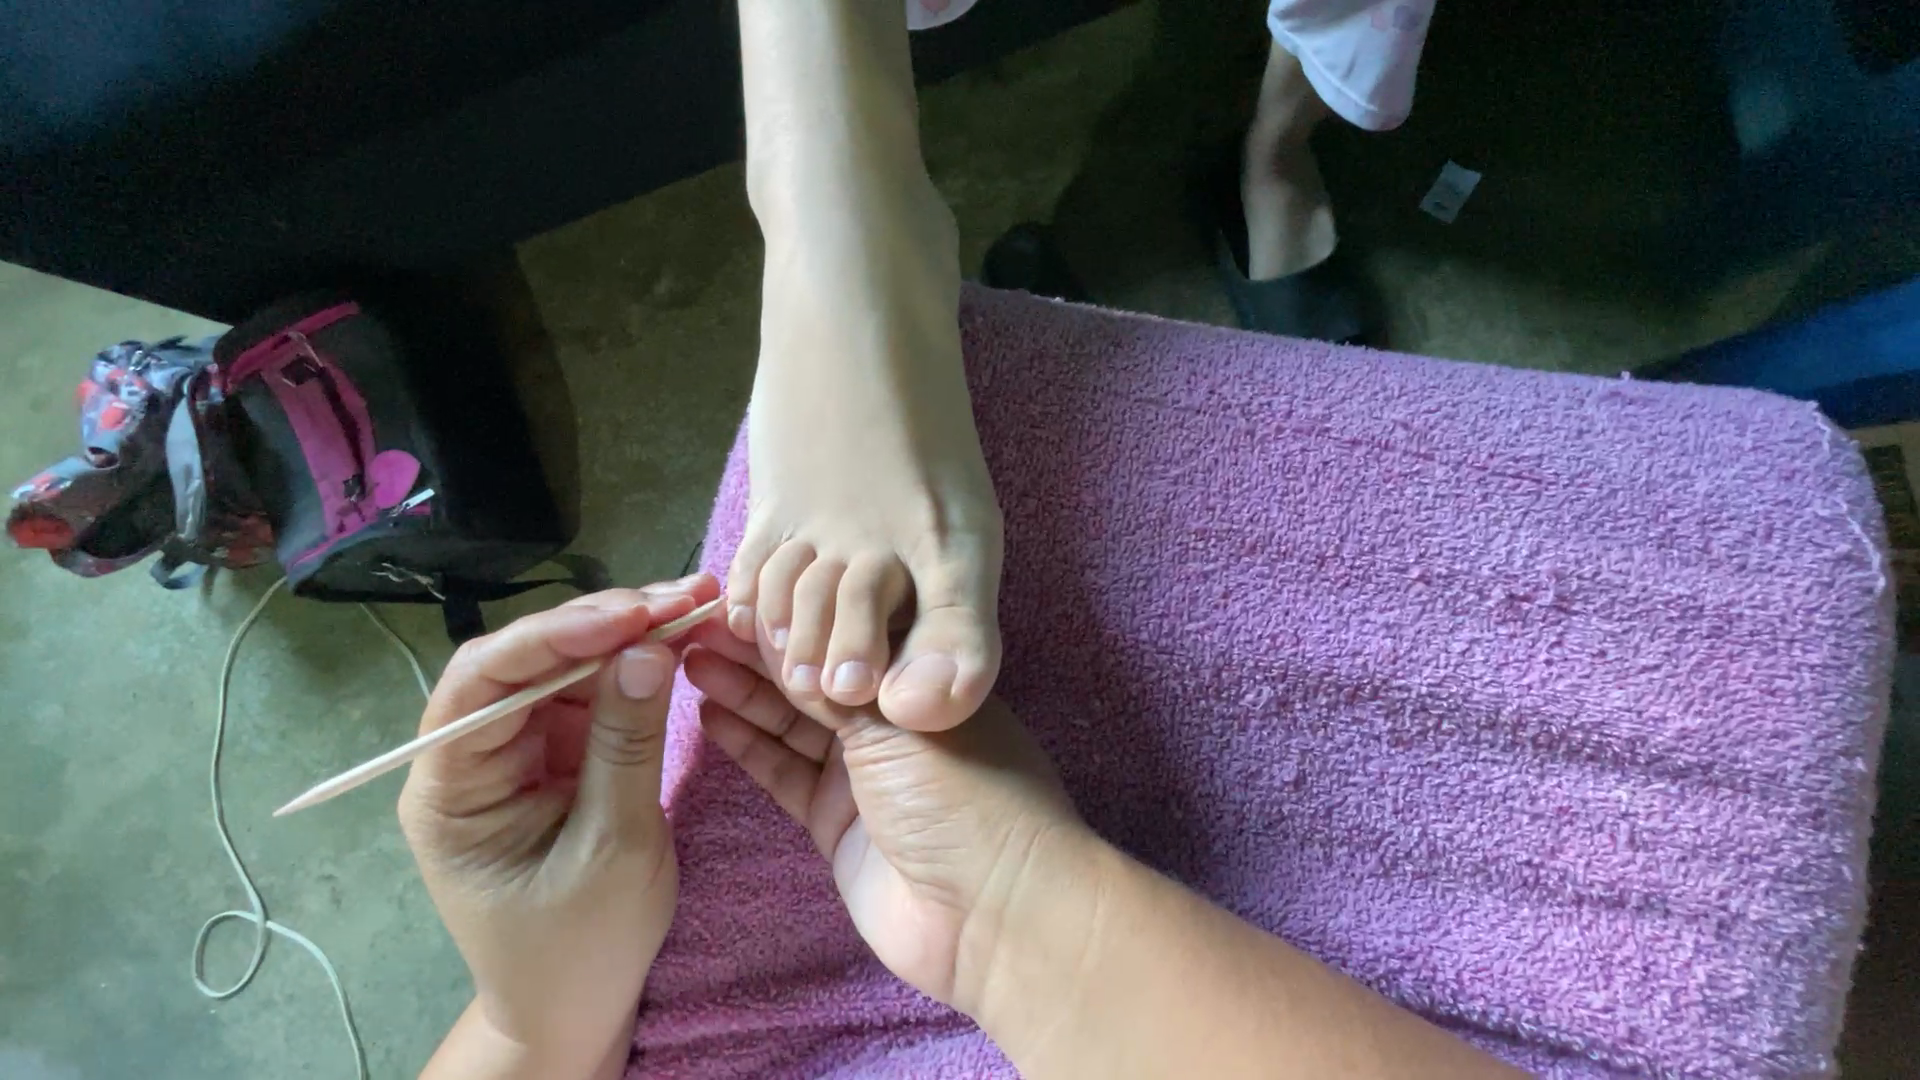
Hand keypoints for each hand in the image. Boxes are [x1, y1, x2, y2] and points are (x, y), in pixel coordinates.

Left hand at [400, 577, 716, 1069]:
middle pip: (532, 660)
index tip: (634, 613)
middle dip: (609, 622)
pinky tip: (684, 637)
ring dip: (635, 631)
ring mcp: (525, 748)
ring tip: (699, 604)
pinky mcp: (566, 750)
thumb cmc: (581, 946)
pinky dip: (643, 661)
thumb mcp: (614, 847)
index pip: (484, 683)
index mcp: (454, 787)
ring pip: (571, 664)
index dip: (555, 636)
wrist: (578, 1004)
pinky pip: (600, 689)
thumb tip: (649, 648)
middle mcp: (481, 753)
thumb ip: (627, 743)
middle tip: (690, 595)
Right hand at [681, 622, 1086, 1011]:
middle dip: (758, 651)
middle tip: (699, 626)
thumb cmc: (964, 795)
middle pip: (813, 677)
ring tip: (690, 661)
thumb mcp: (899, 723)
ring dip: (744, 692)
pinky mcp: (834, 818)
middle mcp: (889, 719)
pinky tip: (710, 714)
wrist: (990, 912)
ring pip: (791, 722)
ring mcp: (861, 771)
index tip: (740, 596)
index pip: (846, 634)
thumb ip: (839, 682)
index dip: (795, 615)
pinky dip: (749, 745)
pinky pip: (783, 772)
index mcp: (917, 681)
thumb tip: (788, 633)